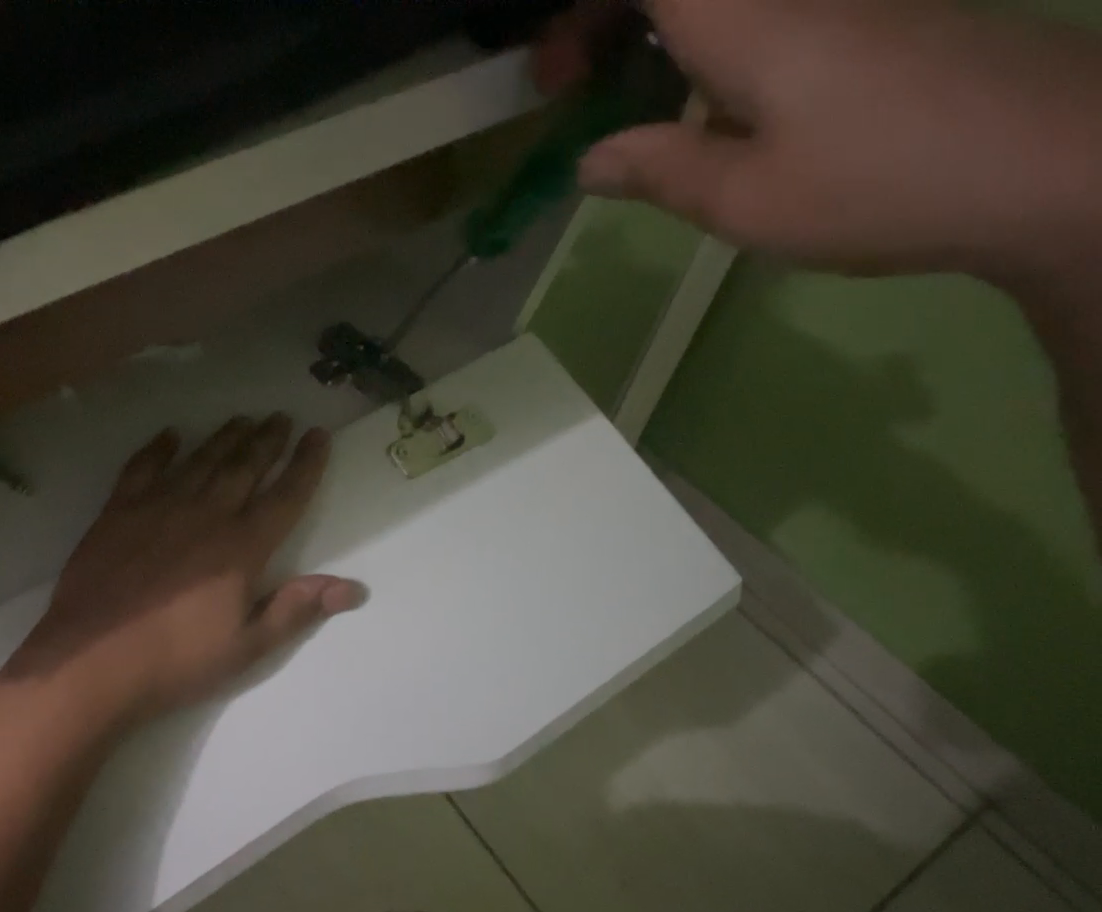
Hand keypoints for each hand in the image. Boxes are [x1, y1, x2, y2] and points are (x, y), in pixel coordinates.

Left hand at [0, 416, 362, 728]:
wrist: (94, 659)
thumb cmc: (175, 661)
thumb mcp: (246, 647)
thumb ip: (295, 610)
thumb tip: (352, 588)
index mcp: (241, 548)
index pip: (285, 496)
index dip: (306, 465)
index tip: (318, 435)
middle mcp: (204, 515)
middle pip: (244, 467)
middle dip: (267, 440)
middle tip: (281, 416)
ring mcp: (158, 508)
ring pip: (199, 461)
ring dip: (224, 438)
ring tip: (242, 419)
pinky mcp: (118, 511)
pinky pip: (142, 467)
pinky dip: (159, 449)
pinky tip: (170, 435)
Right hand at [559, 0, 1101, 282]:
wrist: (1062, 162)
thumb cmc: (882, 182)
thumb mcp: (744, 200)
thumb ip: (657, 172)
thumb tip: (590, 161)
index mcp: (743, 19)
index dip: (581, 18)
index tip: (552, 76)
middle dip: (601, 26)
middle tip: (567, 89)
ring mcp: (833, 2)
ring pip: (712, 7)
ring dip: (648, 39)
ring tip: (621, 110)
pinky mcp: (867, 23)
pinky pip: (756, 20)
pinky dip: (701, 51)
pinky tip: (702, 117)